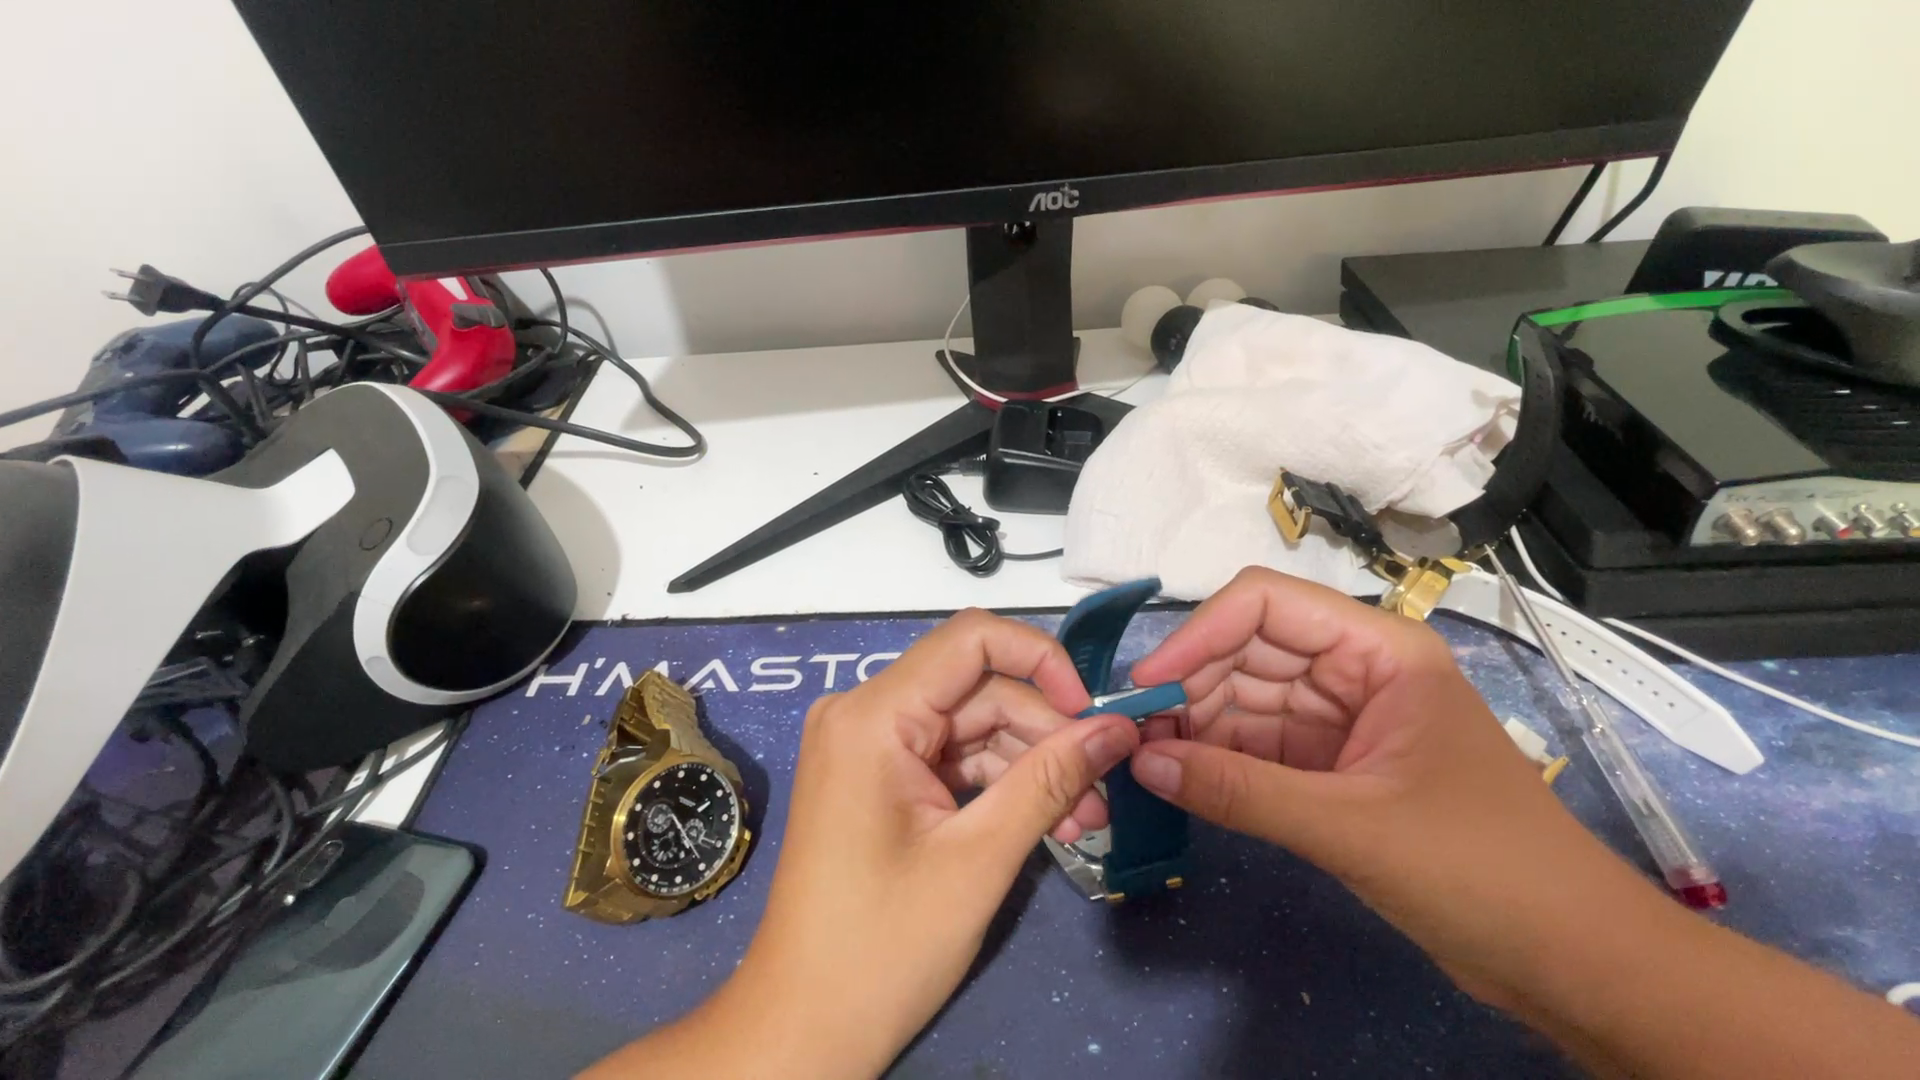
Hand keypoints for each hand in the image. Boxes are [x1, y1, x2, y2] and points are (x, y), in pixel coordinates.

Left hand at [583, 609, 1137, 1079]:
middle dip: (1047, 733)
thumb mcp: (980, 857)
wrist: (804, 1023)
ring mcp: (869, 745)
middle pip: (979, 690)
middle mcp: (865, 713)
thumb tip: (1119, 727)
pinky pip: (952, 758)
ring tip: (1087, 821)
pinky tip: (1049, 823)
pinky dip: (999, 785)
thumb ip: (1051, 780)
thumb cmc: (883, 944)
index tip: (1093, 712)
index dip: (1043, 660)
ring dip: (1032, 766)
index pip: (972, 638)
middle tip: (1105, 790)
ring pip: (972, 727)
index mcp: (874, 715)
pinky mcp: (879, 776)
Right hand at [1124, 567, 1664, 1006]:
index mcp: (1380, 652)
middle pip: (1247, 651)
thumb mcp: (1353, 828)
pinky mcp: (1332, 768)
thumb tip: (1142, 763)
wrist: (1574, 964)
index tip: (1147, 686)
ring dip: (1194, 726)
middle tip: (1130, 734)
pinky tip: (1176, 778)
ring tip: (1141, 759)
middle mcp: (1355, 672)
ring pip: (1245, 699)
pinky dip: (1216, 760)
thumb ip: (1241, 791)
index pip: (1268, 604)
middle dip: (1189, 686)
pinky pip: (1256, 746)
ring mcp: (1341, 720)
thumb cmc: (1484, 872)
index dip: (1199, 634)